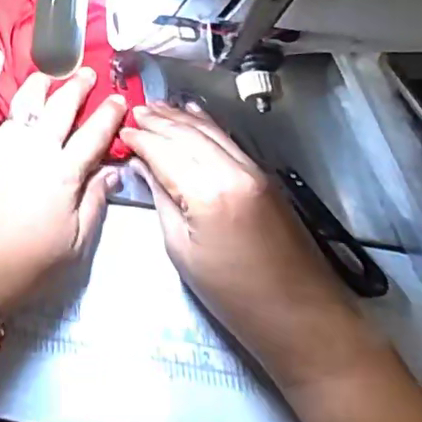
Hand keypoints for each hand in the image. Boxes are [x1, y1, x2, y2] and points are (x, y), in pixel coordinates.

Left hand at [0, 48, 127, 306]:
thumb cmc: (24, 265)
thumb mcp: (73, 247)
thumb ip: (94, 205)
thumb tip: (112, 171)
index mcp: (65, 173)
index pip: (94, 135)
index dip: (109, 115)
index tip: (119, 98)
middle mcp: (38, 147)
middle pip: (63, 108)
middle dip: (78, 87)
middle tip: (87, 73)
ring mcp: (3, 139)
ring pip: (28, 99)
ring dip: (43, 81)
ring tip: (51, 72)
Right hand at [119, 102, 377, 388]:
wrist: (299, 314)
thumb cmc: (234, 296)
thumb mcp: (183, 252)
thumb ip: (162, 199)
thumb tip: (144, 166)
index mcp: (208, 193)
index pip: (165, 151)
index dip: (141, 139)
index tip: (122, 131)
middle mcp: (231, 170)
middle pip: (187, 134)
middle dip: (158, 121)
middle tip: (135, 111)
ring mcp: (251, 167)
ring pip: (209, 130)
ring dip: (181, 117)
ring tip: (156, 107)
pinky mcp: (262, 172)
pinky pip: (227, 138)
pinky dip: (206, 124)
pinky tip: (193, 114)